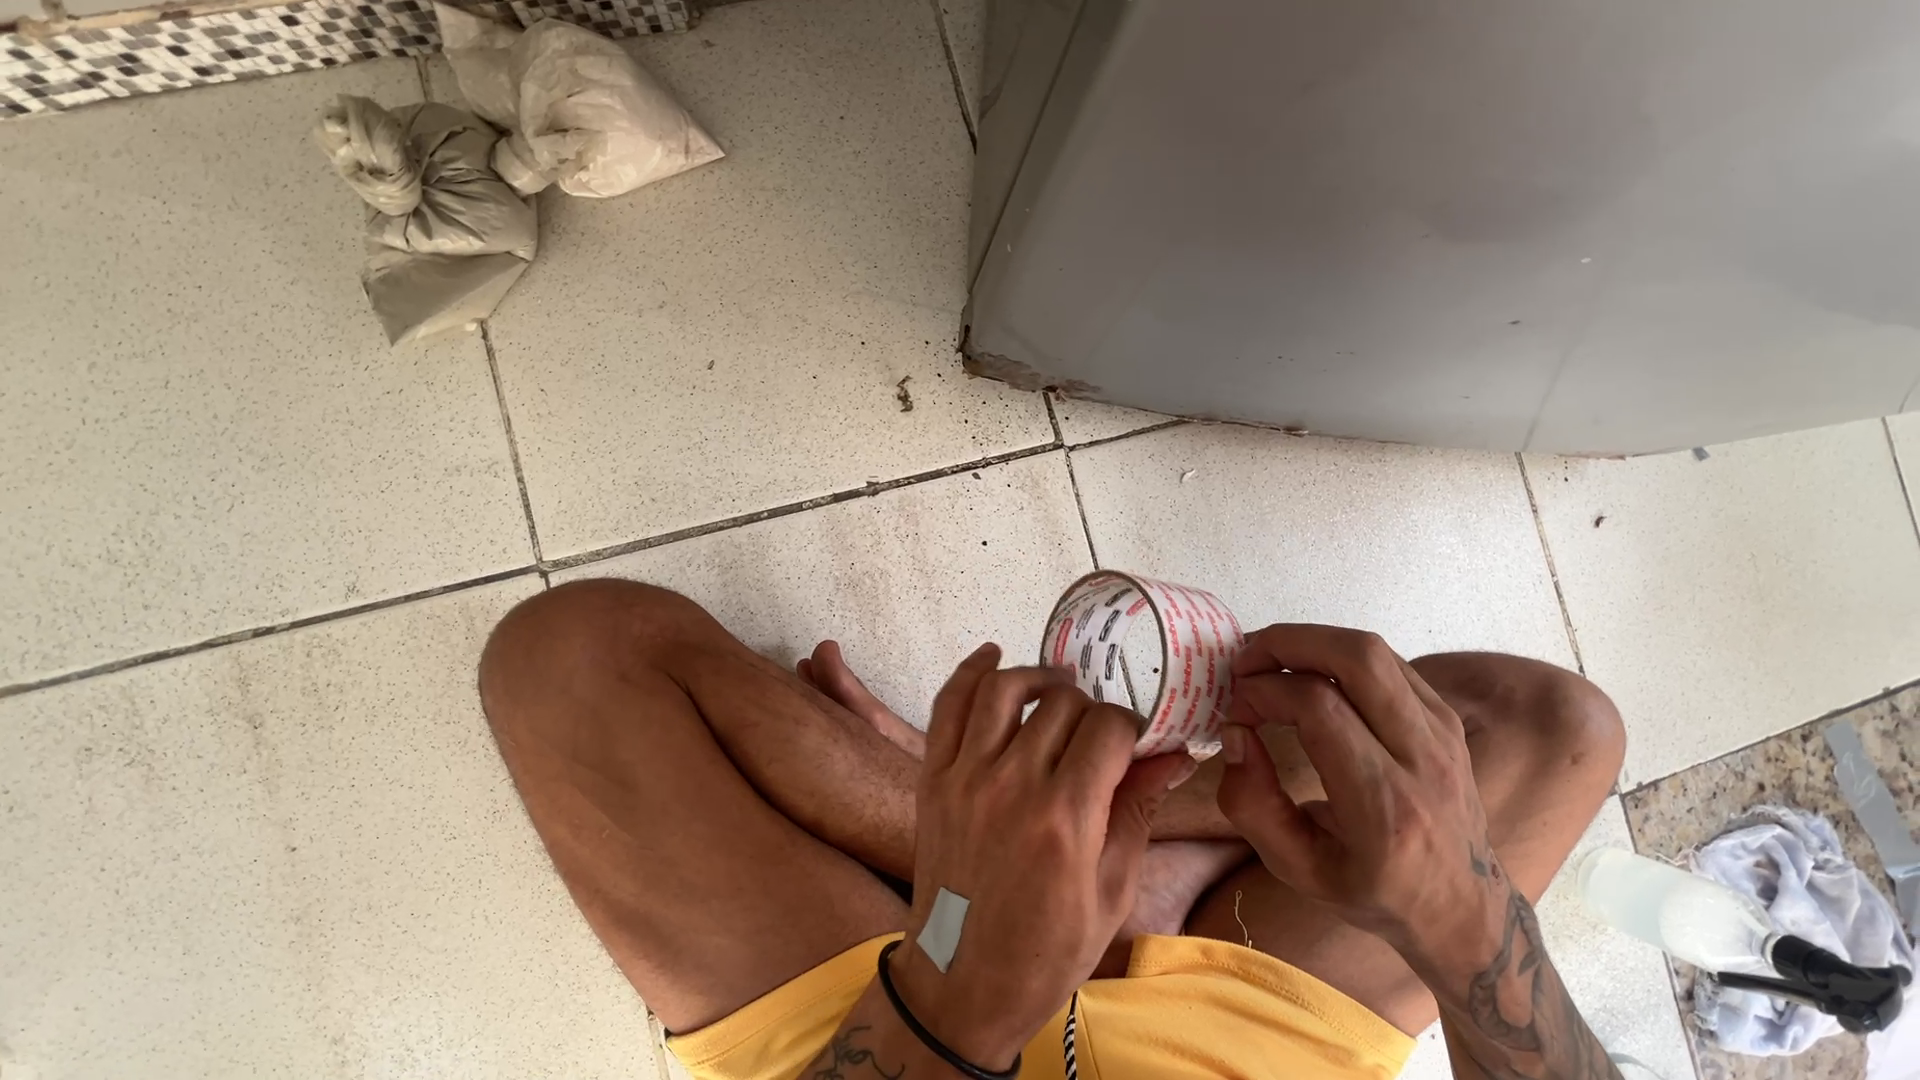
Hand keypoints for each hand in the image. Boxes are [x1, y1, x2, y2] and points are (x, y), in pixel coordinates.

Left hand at [888, 644, 1193, 1068]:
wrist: (962, 981)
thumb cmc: (1047, 948)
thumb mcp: (1112, 889)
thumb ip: (1138, 809)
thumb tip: (1176, 753)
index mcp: (1065, 818)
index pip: (1109, 728)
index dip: (1131, 727)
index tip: (1134, 744)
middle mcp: (1013, 785)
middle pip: (1062, 704)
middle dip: (1091, 708)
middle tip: (1097, 732)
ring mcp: (966, 777)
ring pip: (1005, 689)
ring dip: (1039, 677)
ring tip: (1059, 688)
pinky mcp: (934, 778)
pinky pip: (949, 705)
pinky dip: (971, 672)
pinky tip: (993, 656)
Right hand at [1214, 625, 1501, 955]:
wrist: (1462, 907)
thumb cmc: (1371, 892)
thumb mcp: (1295, 867)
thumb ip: (1251, 803)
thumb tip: (1236, 733)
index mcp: (1384, 805)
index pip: (1319, 708)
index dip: (1264, 692)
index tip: (1234, 708)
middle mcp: (1422, 758)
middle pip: (1357, 658)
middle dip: (1288, 643)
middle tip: (1245, 661)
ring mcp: (1442, 732)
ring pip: (1374, 650)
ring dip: (1310, 642)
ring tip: (1269, 663)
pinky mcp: (1446, 718)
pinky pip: (1387, 662)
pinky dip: (1336, 655)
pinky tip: (1308, 675)